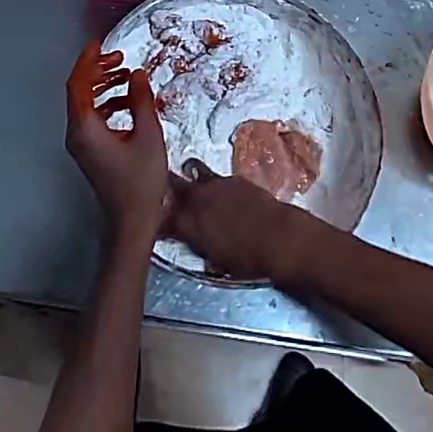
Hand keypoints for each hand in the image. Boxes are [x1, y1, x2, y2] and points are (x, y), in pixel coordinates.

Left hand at [65, 42, 169, 244]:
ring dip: (104, 86)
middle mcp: (77, 134)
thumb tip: (138, 74)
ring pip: (86, 104)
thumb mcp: (148, 135)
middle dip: (98, 71)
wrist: (131, 221)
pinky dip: (108, 104)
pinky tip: (130, 103)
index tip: (99, 44)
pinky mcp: (90, 151)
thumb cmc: (140, 181)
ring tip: (128, 77)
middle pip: (79, 92)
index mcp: (85, 128)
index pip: (78, 85)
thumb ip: (141, 100)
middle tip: (120, 59)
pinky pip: (93, 118)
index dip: (87, 61)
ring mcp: (81, 144)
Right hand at [165, 161, 328, 284]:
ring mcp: (216, 184)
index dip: (154, 220)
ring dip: (190, 177)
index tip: (153, 222)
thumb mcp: (214, 259)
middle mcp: (197, 198)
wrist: (279, 237)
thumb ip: (198, 243)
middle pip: (171, 183)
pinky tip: (221, 191)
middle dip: (163, 185)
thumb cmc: (247, 259)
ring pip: (194, 172)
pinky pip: (217, 177)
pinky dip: (215, 184)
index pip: (160, 218)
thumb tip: (195, 239)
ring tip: (189, 180)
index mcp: (187, 223)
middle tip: (159, 189)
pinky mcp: (235, 178)